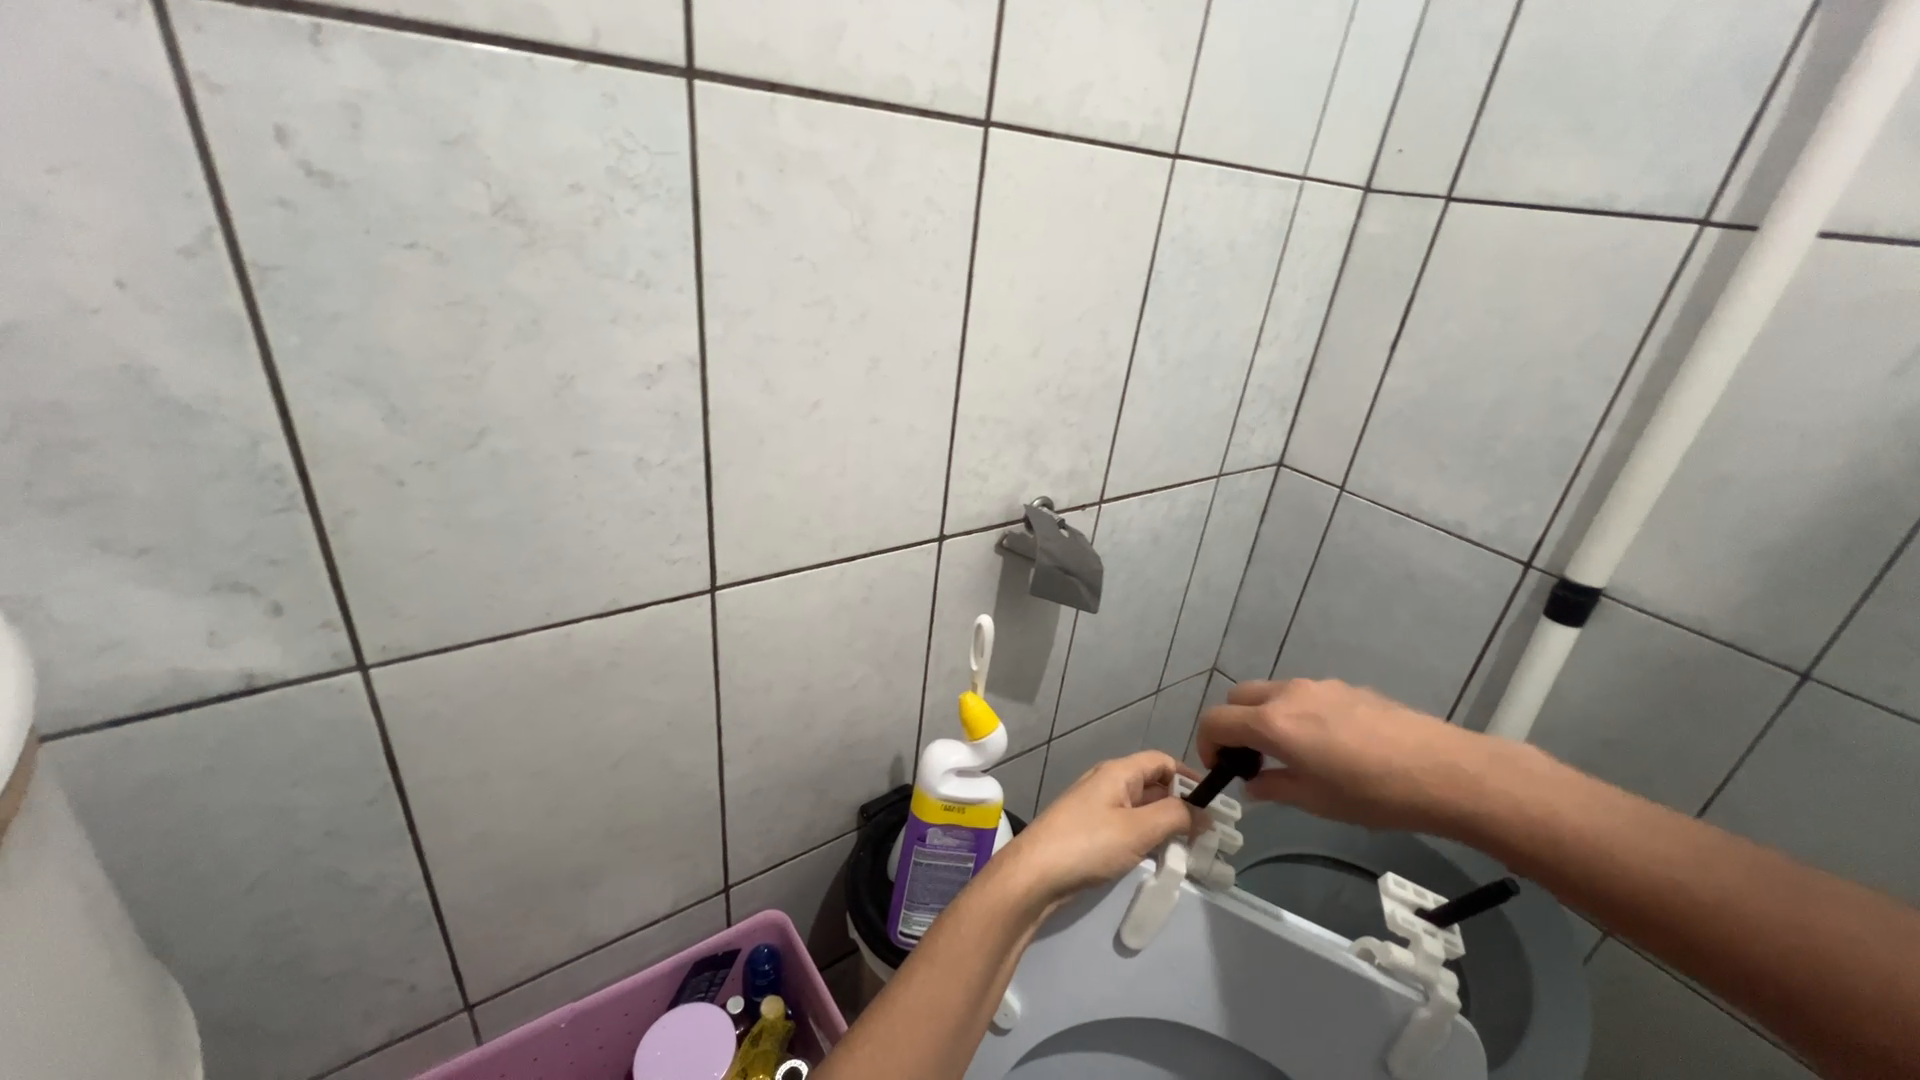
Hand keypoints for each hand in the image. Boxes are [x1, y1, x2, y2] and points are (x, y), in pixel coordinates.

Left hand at [994, 750, 1205, 905]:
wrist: (1034, 875)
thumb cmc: (1088, 844)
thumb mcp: (1138, 829)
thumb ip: (1176, 817)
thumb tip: (1204, 813)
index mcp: (1117, 772)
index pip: (1161, 761)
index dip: (1189, 778)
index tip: (1216, 803)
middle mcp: (1106, 784)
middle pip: (1153, 785)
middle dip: (1182, 806)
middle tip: (1212, 833)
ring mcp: (1096, 809)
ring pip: (1141, 809)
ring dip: (1167, 825)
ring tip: (1194, 849)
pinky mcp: (1090, 833)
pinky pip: (1128, 828)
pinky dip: (1148, 838)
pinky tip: (1162, 858)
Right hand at [1197, 678, 1533, 834]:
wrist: (1444, 771)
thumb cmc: (1372, 794)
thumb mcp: (1314, 801)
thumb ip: (1274, 788)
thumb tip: (1253, 784)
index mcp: (1273, 723)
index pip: (1216, 720)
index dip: (1207, 744)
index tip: (1220, 769)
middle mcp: (1289, 694)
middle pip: (1238, 697)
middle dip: (1232, 725)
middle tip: (1248, 759)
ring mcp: (1321, 686)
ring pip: (1272, 693)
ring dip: (1265, 717)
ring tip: (1290, 754)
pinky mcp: (1349, 688)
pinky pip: (1305, 695)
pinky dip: (1296, 713)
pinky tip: (1328, 746)